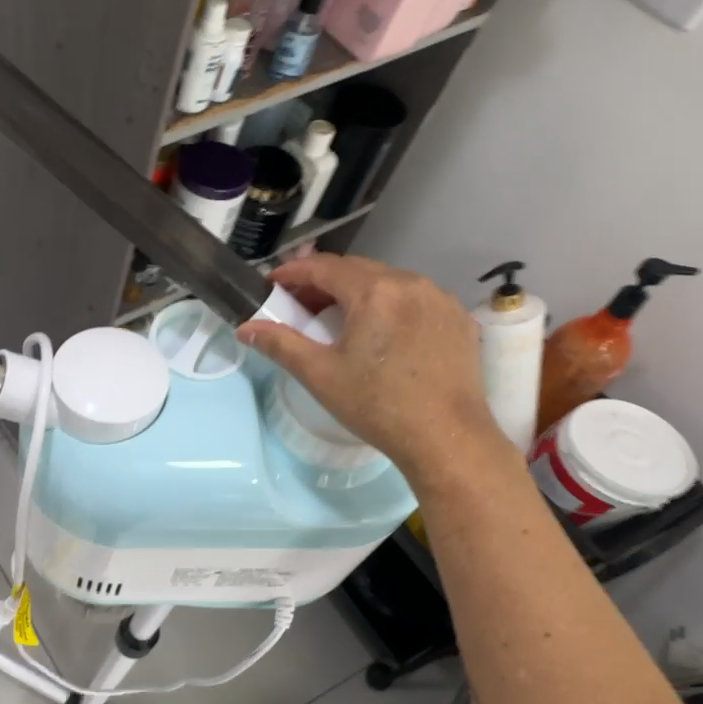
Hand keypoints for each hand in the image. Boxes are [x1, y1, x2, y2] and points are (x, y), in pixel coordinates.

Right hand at [237, 253, 500, 477]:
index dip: (293, 272)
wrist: (445, 436)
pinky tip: (379, 334)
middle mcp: (410, 283)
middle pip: (357, 270)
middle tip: (299, 305)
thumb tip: (245, 328)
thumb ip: (280, 345)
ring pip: (388, 282)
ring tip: (338, 320)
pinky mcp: (457, 318)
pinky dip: (389, 306)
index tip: (272, 284)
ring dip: (357, 293)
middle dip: (324, 282)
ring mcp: (439, 298)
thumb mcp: (320, 375)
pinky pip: (414, 299)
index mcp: (374, 292)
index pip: (325, 267)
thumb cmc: (376, 405)